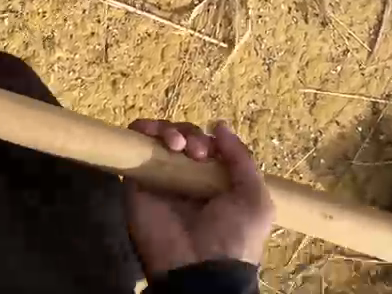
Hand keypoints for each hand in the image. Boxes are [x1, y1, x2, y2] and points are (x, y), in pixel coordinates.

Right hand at [124, 119, 273, 274]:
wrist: (198, 267)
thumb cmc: (232, 235)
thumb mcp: (255, 201)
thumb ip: (242, 160)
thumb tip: (219, 124)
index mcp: (213, 180)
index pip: (206, 145)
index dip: (207, 141)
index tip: (208, 152)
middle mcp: (186, 175)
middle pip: (182, 136)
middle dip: (189, 134)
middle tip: (193, 151)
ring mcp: (160, 175)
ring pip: (159, 136)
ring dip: (168, 130)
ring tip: (175, 144)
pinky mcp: (136, 177)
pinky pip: (135, 144)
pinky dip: (141, 129)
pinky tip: (151, 133)